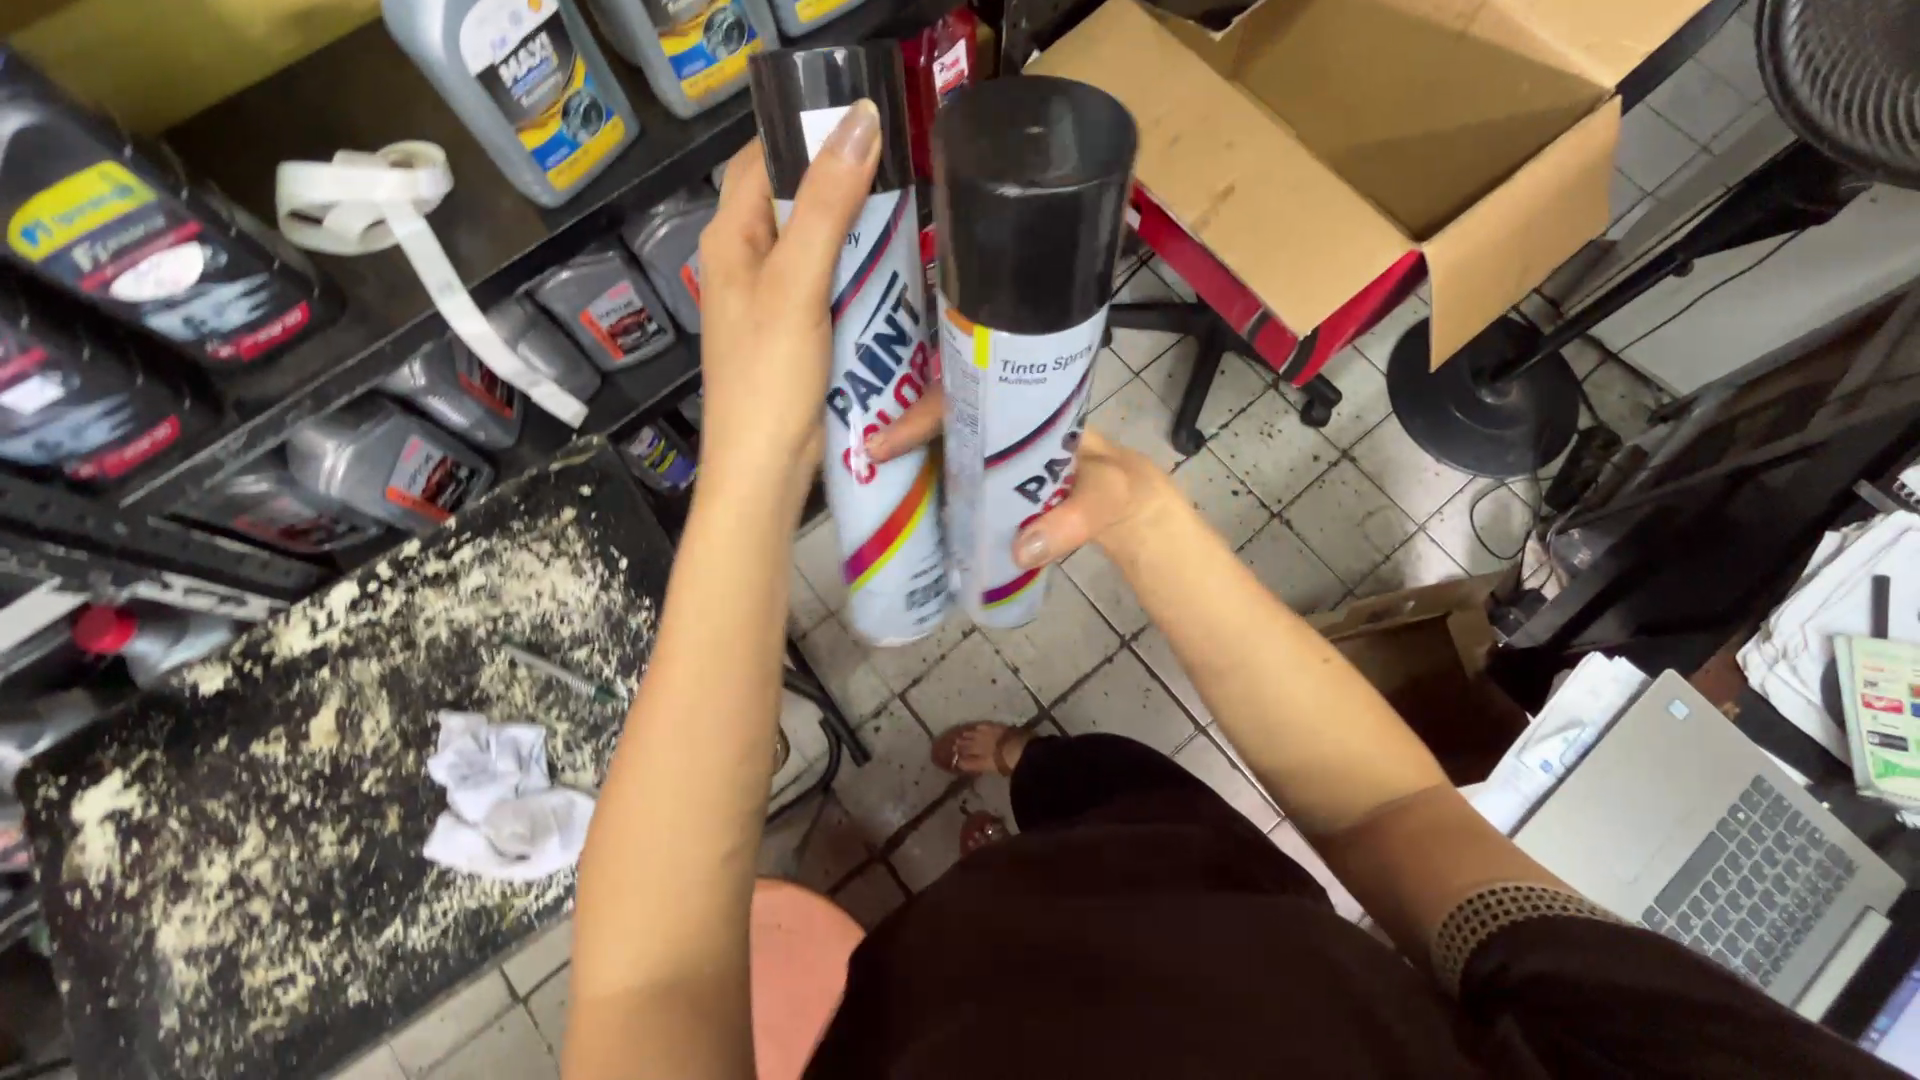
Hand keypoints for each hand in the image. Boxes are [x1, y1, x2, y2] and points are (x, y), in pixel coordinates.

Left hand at [694, 104, 882, 508]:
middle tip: (904, 166)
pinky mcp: (799, 336)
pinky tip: (895, 271)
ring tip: (910, 209)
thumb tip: (860, 120)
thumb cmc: (770, 376)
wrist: (766, 469)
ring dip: (857, 230)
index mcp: (732, 239)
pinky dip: (860, 274)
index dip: (807, 130)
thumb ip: (827, 205)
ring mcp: (773, 303)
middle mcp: (747, 263)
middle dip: (843, 181)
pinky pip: (831, 288)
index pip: (763, 157)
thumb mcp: (797, 284)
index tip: (866, 119)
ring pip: (818, 246)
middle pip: (795, 200)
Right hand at [868, 386, 1178, 568]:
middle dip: (902, 425)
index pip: (966, 400)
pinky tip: (905, 498)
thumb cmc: (1118, 491)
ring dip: (909, 452)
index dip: (920, 416)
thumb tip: (1020, 549)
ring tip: (869, 474)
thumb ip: (1072, 523)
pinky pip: (955, 468)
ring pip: (945, 439)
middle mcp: (1006, 424)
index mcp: (1027, 412)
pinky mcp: (995, 475)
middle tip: (862, 452)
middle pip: (945, 413)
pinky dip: (929, 478)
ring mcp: (999, 449)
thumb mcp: (1105, 502)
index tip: (882, 443)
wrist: (1128, 505)